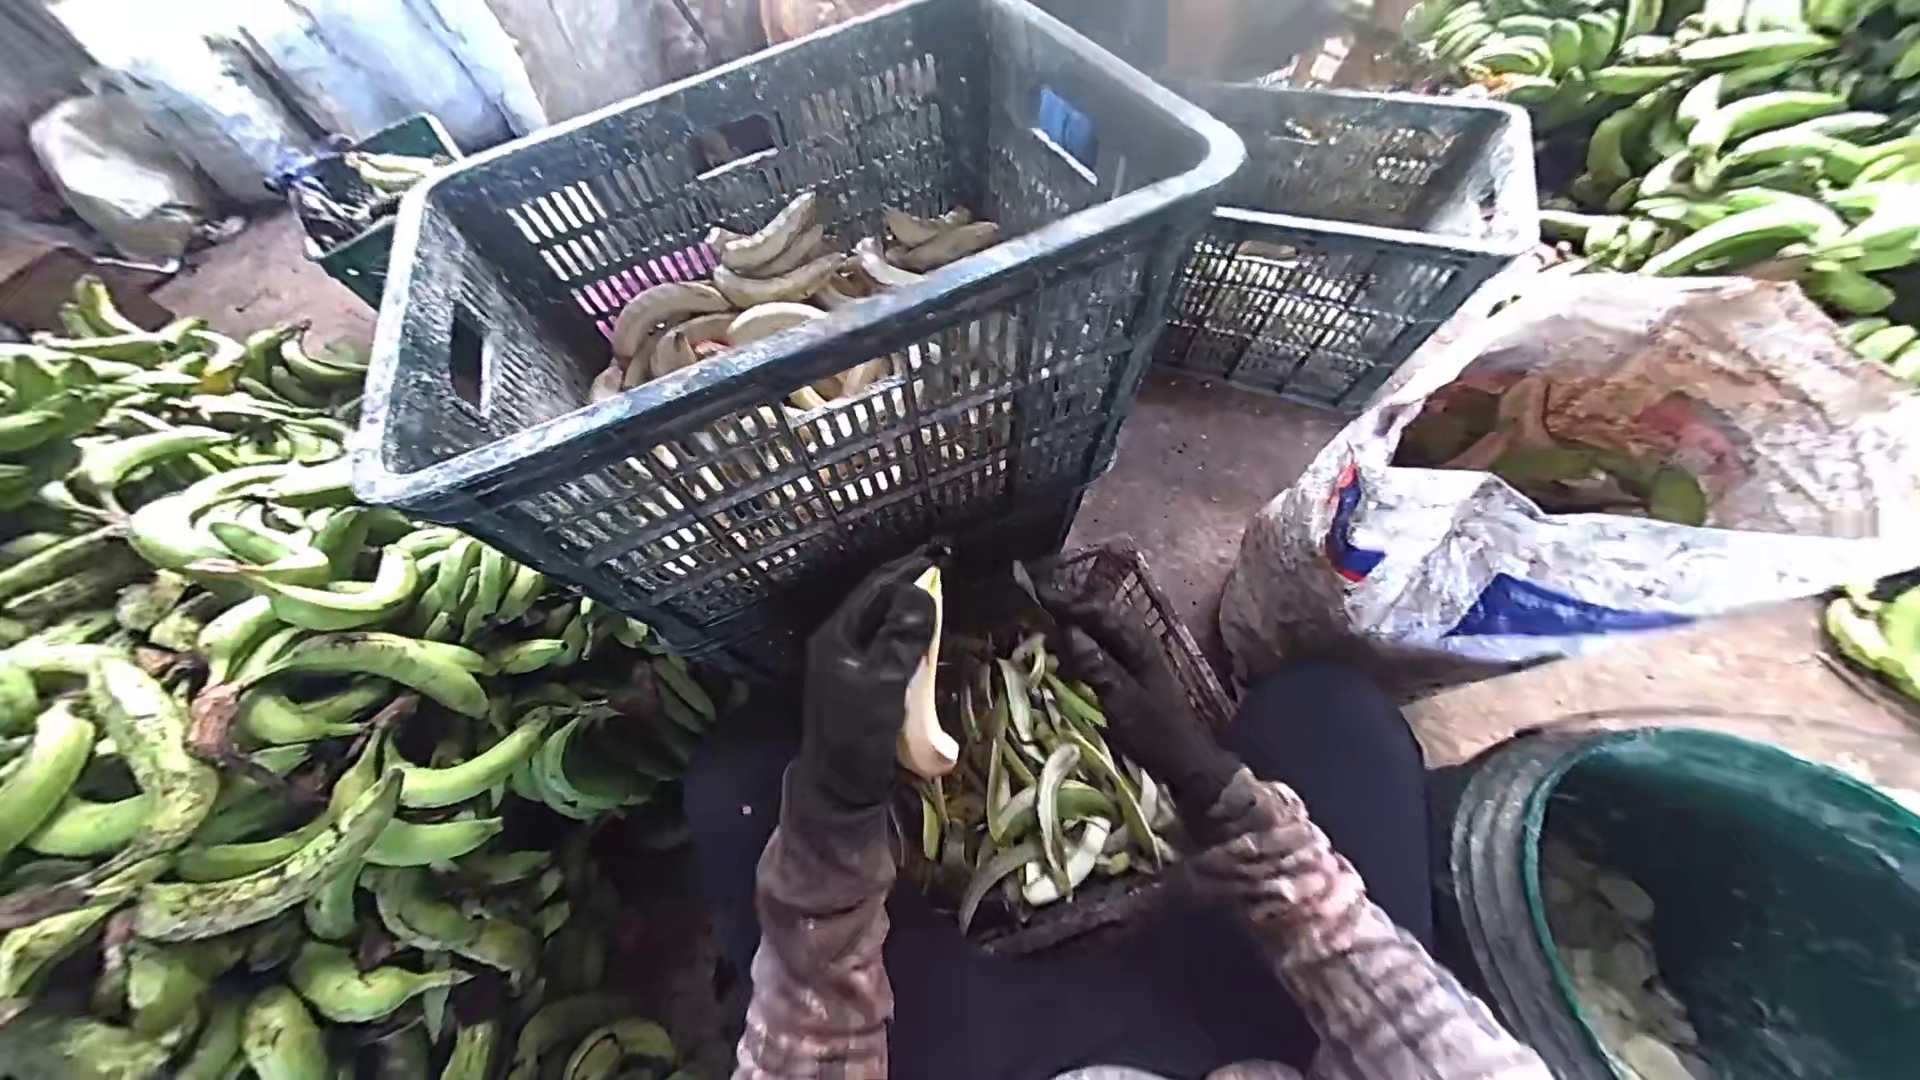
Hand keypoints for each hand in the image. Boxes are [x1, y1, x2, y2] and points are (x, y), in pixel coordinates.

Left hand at [795, 551, 937, 810]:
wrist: (840, 790)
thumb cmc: (859, 737)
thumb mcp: (884, 684)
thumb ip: (902, 637)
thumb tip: (921, 589)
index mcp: (837, 636)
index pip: (876, 590)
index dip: (907, 572)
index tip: (938, 560)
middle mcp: (837, 640)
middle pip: (874, 598)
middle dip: (905, 579)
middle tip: (937, 565)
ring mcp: (845, 658)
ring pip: (878, 616)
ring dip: (904, 600)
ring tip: (931, 586)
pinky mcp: (857, 675)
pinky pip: (882, 637)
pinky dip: (903, 624)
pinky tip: (919, 624)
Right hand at [1042, 590, 1241, 824]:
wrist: (1184, 760)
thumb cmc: (1154, 731)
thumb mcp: (1121, 698)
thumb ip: (1095, 663)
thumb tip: (1067, 630)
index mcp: (1137, 642)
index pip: (1097, 611)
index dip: (1067, 602)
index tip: (1038, 594)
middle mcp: (1137, 640)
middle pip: (1098, 615)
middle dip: (1068, 608)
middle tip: (1037, 602)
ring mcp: (1136, 655)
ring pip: (1099, 629)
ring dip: (1074, 624)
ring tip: (1046, 622)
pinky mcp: (1130, 670)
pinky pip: (1101, 646)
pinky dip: (1081, 643)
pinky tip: (1066, 652)